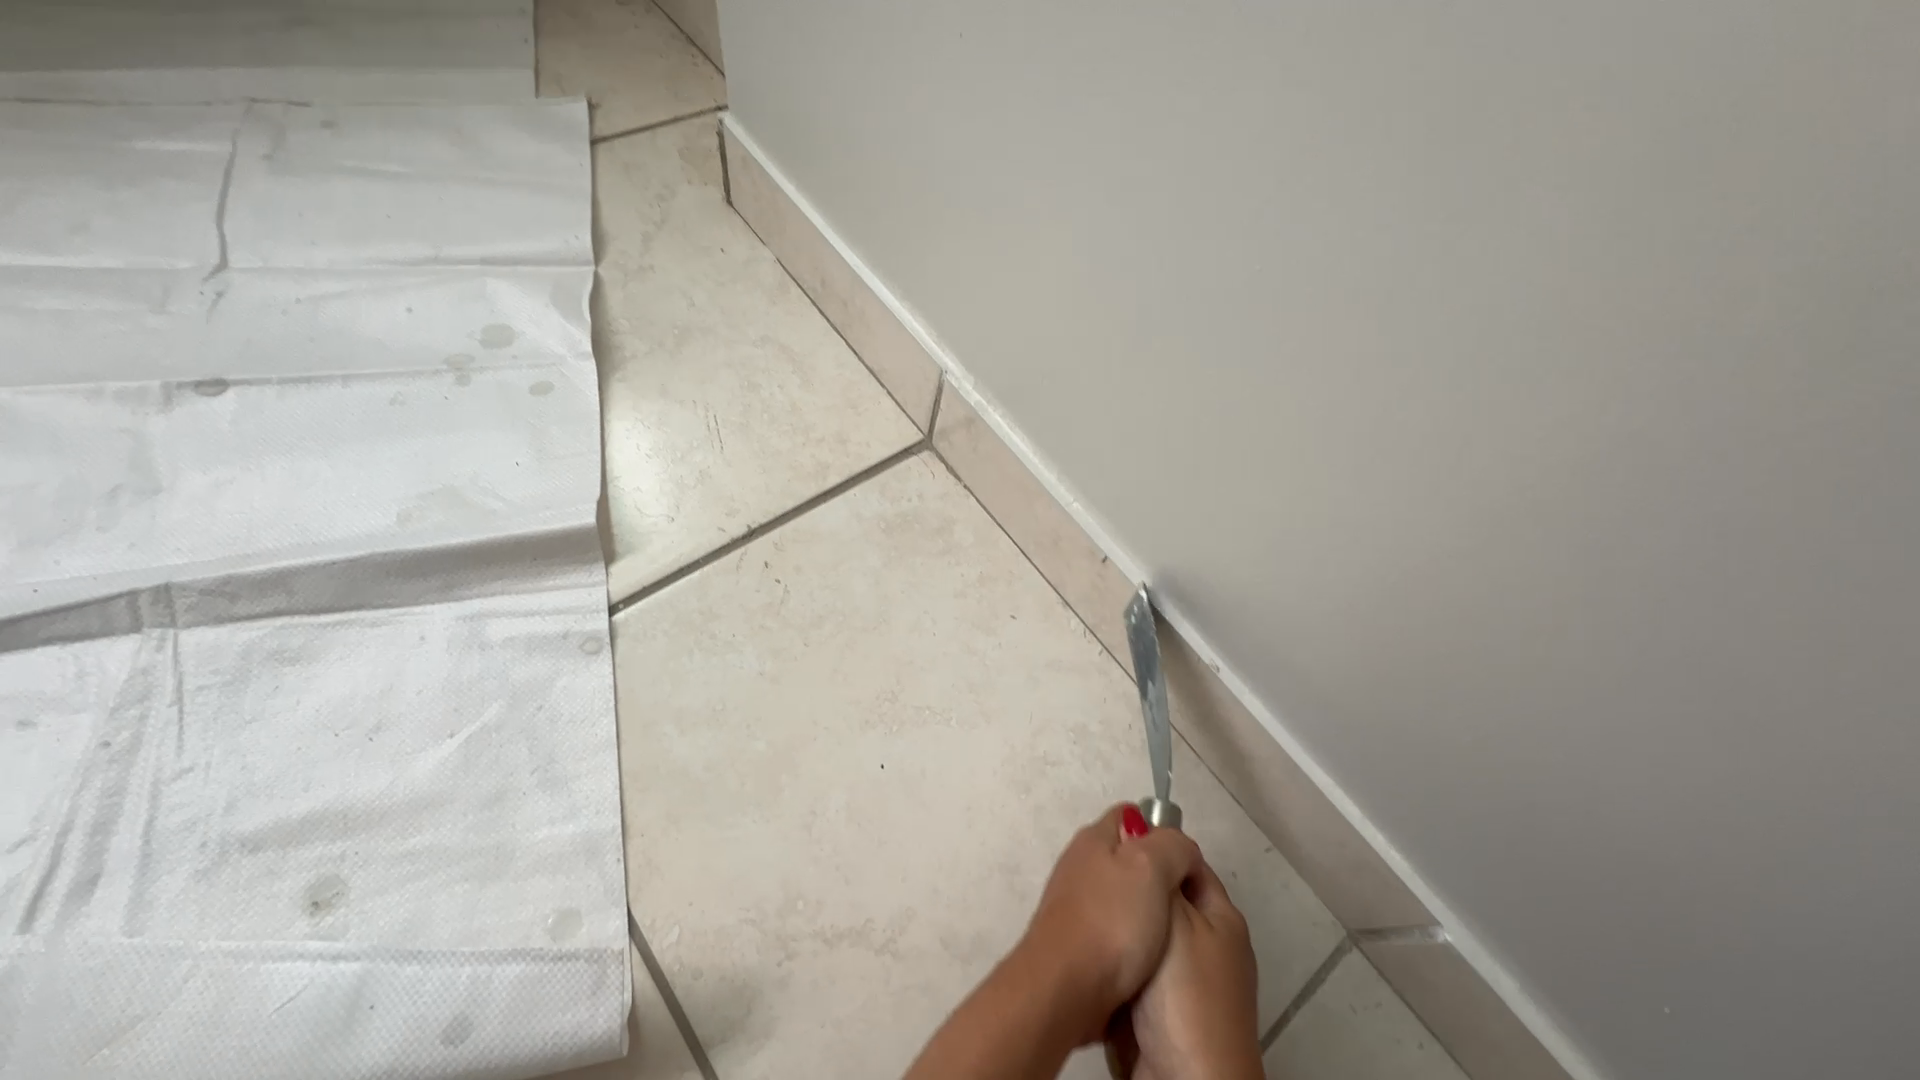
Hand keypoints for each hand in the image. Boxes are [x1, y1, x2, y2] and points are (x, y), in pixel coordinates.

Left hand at [1014, 804, 1202, 1043]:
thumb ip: (1172, 846)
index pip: (1132, 817)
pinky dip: (1131, 943)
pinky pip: (1114, 932)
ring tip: (1169, 939)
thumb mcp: (1151, 867)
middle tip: (1183, 907)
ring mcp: (1074, 905)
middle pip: (1129, 860)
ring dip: (1147, 916)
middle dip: (1159, 879)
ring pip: (1123, 899)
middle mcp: (1080, 865)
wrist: (1064, 988)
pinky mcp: (1075, 942)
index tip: (1184, 866)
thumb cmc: (1111, 921)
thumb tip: (1181, 851)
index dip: (1163, 835)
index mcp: (1094, 839)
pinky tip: (1146, 962)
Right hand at [1106, 860, 1262, 1079]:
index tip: (1113, 848)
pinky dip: (1120, 971)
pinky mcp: (1169, 1018)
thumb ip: (1155, 871)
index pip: (1186, 863)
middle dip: (1130, 897)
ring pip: (1147, 942)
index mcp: (1222, 916)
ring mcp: (1191, 986)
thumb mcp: (1173, 917)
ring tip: (1085, 922)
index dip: (1153, 850)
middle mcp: (1212, 947)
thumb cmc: (1183, 992)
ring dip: (1121, 936)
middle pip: (1164, 904)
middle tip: (1091, 884)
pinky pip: (1139, 977)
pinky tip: (1094, 964)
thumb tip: (1139, 821)